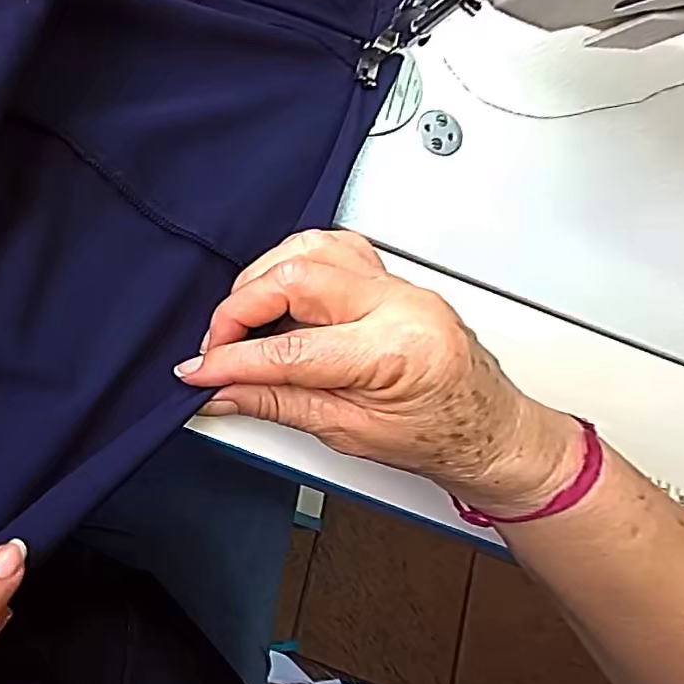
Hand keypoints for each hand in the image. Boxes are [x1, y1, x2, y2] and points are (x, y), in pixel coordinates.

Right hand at [174, 229, 581, 516]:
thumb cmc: (436, 436)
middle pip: (292, 278)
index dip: (228, 361)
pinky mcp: (386, 280)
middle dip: (236, 312)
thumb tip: (217, 391)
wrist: (489, 431)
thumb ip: (271, 403)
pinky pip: (329, 248)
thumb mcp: (343, 431)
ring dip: (259, 282)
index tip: (195, 372)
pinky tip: (270, 294)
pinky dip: (287, 265)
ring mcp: (396, 286)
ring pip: (308, 249)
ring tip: (240, 321)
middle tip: (214, 348)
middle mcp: (400, 305)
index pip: (286, 349)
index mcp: (396, 351)